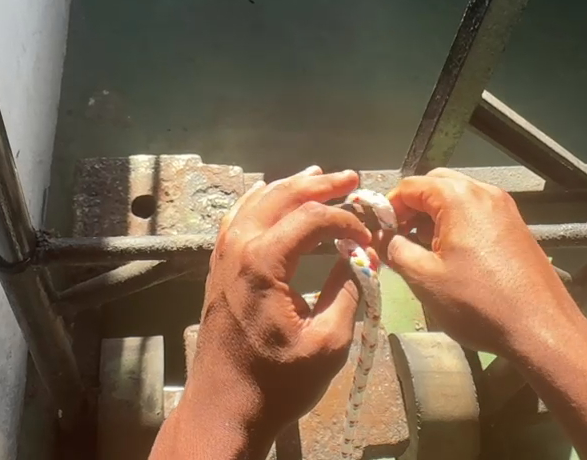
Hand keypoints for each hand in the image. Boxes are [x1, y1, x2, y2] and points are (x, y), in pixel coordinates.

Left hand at [153, 167, 370, 458]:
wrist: (223, 408)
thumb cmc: (277, 382)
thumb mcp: (327, 344)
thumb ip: (348, 293)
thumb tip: (364, 258)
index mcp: (264, 260)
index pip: (311, 218)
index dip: (345, 220)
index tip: (368, 237)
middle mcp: (240, 244)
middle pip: (283, 196)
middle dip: (320, 185)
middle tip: (351, 178)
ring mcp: (224, 251)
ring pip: (259, 200)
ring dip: (291, 186)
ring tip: (320, 178)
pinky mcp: (218, 263)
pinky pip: (238, 215)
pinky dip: (260, 199)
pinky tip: (271, 193)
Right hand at [382, 168, 577, 357]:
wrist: (544, 332)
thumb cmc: (480, 303)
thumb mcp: (425, 279)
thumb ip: (396, 250)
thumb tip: (385, 239)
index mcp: (458, 196)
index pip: (410, 186)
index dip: (389, 207)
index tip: (380, 233)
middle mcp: (483, 191)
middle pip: (435, 184)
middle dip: (413, 207)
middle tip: (401, 238)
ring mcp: (504, 208)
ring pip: (457, 197)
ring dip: (435, 216)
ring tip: (426, 250)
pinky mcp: (516, 226)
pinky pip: (477, 212)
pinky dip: (458, 224)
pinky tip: (455, 256)